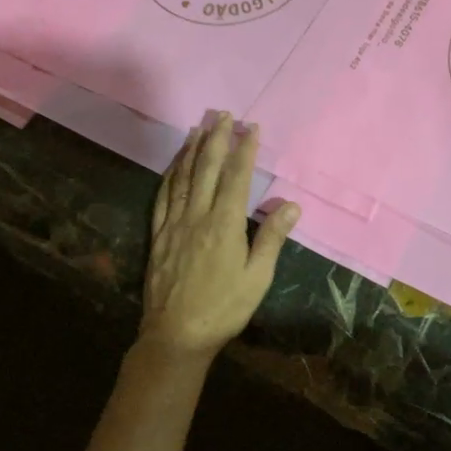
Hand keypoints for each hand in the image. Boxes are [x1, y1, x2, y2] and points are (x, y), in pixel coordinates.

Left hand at [140, 113, 299, 360]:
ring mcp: (174, 225)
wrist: (176, 336)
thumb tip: (291, 204)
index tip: (252, 128)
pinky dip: (170, 175)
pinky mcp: (158, 236)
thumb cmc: (224, 308)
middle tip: (224, 114)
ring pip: (183, 178)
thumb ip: (272, 238)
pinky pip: (163, 197)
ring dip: (192, 150)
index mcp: (224, 225)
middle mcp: (197, 217)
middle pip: (207, 169)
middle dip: (217, 139)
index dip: (245, 150)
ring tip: (200, 127)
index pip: (237, 177)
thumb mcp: (257, 278)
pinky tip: (175, 164)